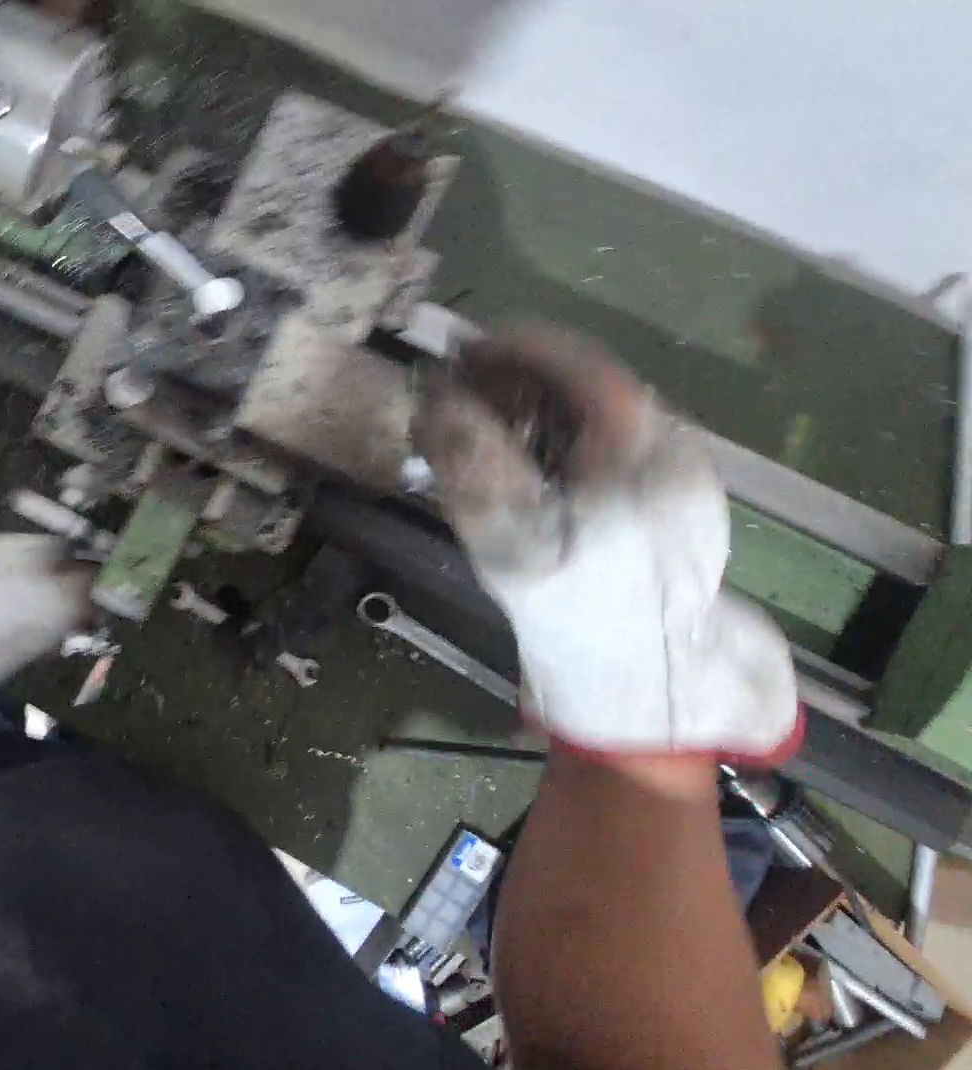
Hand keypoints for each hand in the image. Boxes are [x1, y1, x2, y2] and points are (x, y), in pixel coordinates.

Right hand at [412, 324, 800, 761]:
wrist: (636, 673)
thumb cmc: (566, 601)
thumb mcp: (504, 532)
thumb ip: (468, 460)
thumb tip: (434, 399)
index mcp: (638, 448)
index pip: (580, 366)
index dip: (517, 349)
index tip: (465, 350)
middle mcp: (673, 448)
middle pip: (592, 387)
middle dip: (522, 379)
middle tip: (465, 389)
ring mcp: (681, 475)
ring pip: (603, 417)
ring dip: (542, 408)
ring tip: (489, 425)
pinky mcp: (677, 502)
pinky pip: (614, 448)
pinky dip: (565, 439)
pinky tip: (533, 466)